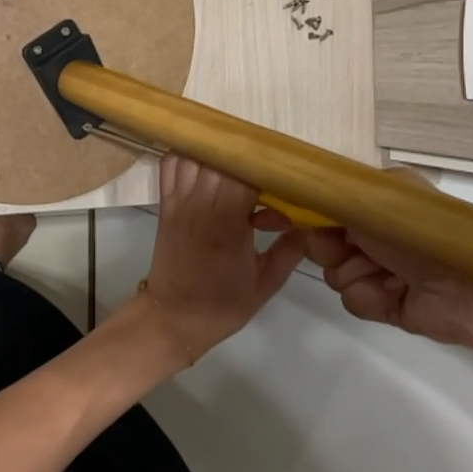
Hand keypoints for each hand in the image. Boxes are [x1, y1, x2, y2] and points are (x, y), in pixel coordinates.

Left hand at [136, 155, 304, 363]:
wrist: (174, 316)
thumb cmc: (222, 303)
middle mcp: (199, 205)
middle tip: (262, 174)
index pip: (244, 175)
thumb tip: (307, 222)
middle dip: (245, 160)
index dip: (264, 169)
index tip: (281, 175)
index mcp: (226, 224)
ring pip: (194, 155)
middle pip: (220, 159)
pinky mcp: (165, 203)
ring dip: (217, 155)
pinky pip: (170, 165)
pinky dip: (188, 157)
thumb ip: (289, 250)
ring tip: (236, 169)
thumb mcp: (266, 282)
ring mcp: (178, 201)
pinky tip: (207, 167)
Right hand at [283, 170, 472, 363]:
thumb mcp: (377, 199)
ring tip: (389, 274)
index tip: (272, 216)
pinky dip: (371, 298)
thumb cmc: (426, 235)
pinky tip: (396, 294)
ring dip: (357, 274)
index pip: (321, 202)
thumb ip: (332, 194)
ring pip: (334, 273)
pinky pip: (353, 300)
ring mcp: (379, 268)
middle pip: (319, 240)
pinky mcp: (386, 303)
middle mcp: (373, 232)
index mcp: (375, 201)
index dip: (297, 209)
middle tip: (354, 247)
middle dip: (330, 247)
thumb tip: (291, 190)